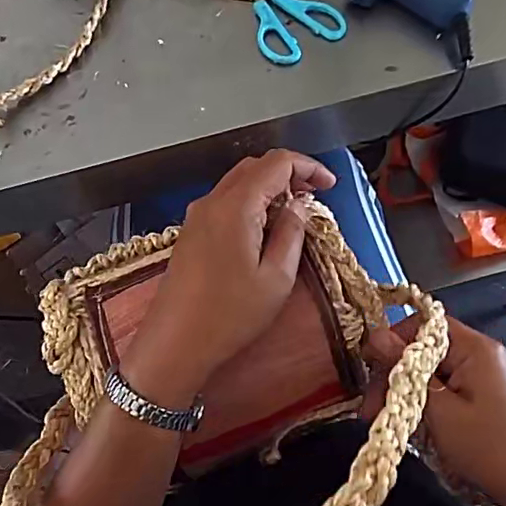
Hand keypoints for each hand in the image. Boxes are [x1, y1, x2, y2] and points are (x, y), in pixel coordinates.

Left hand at [124, 151, 336, 405]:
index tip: (330, 185)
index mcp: (236, 206)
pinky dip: (250, 202)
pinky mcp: (190, 232)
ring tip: (294, 212)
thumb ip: (292, 233)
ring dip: (269, 188)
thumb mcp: (276, 277)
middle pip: (255, 167)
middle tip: (314, 196)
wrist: (176, 343)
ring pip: (238, 182)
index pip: (277, 163)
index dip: (308, 167)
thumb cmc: (230, 315)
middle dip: (289, 174)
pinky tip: (264, 227)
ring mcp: (197, 216)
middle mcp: (212, 201)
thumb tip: (300, 205)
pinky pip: (225, 202)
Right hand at [363, 316, 505, 505]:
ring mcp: (487, 374)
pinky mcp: (487, 394)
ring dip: (407, 392)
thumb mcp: (439, 410)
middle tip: (370, 409)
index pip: (426, 324)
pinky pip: (447, 387)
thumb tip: (376, 335)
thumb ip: (406, 370)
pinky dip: (427, 402)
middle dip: (395, 374)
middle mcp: (483, 354)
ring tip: (386, 421)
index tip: (369, 367)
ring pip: (433, 371)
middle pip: (427, 349)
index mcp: (476, 349)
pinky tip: (413, 425)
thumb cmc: (486, 448)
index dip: (393, 339)